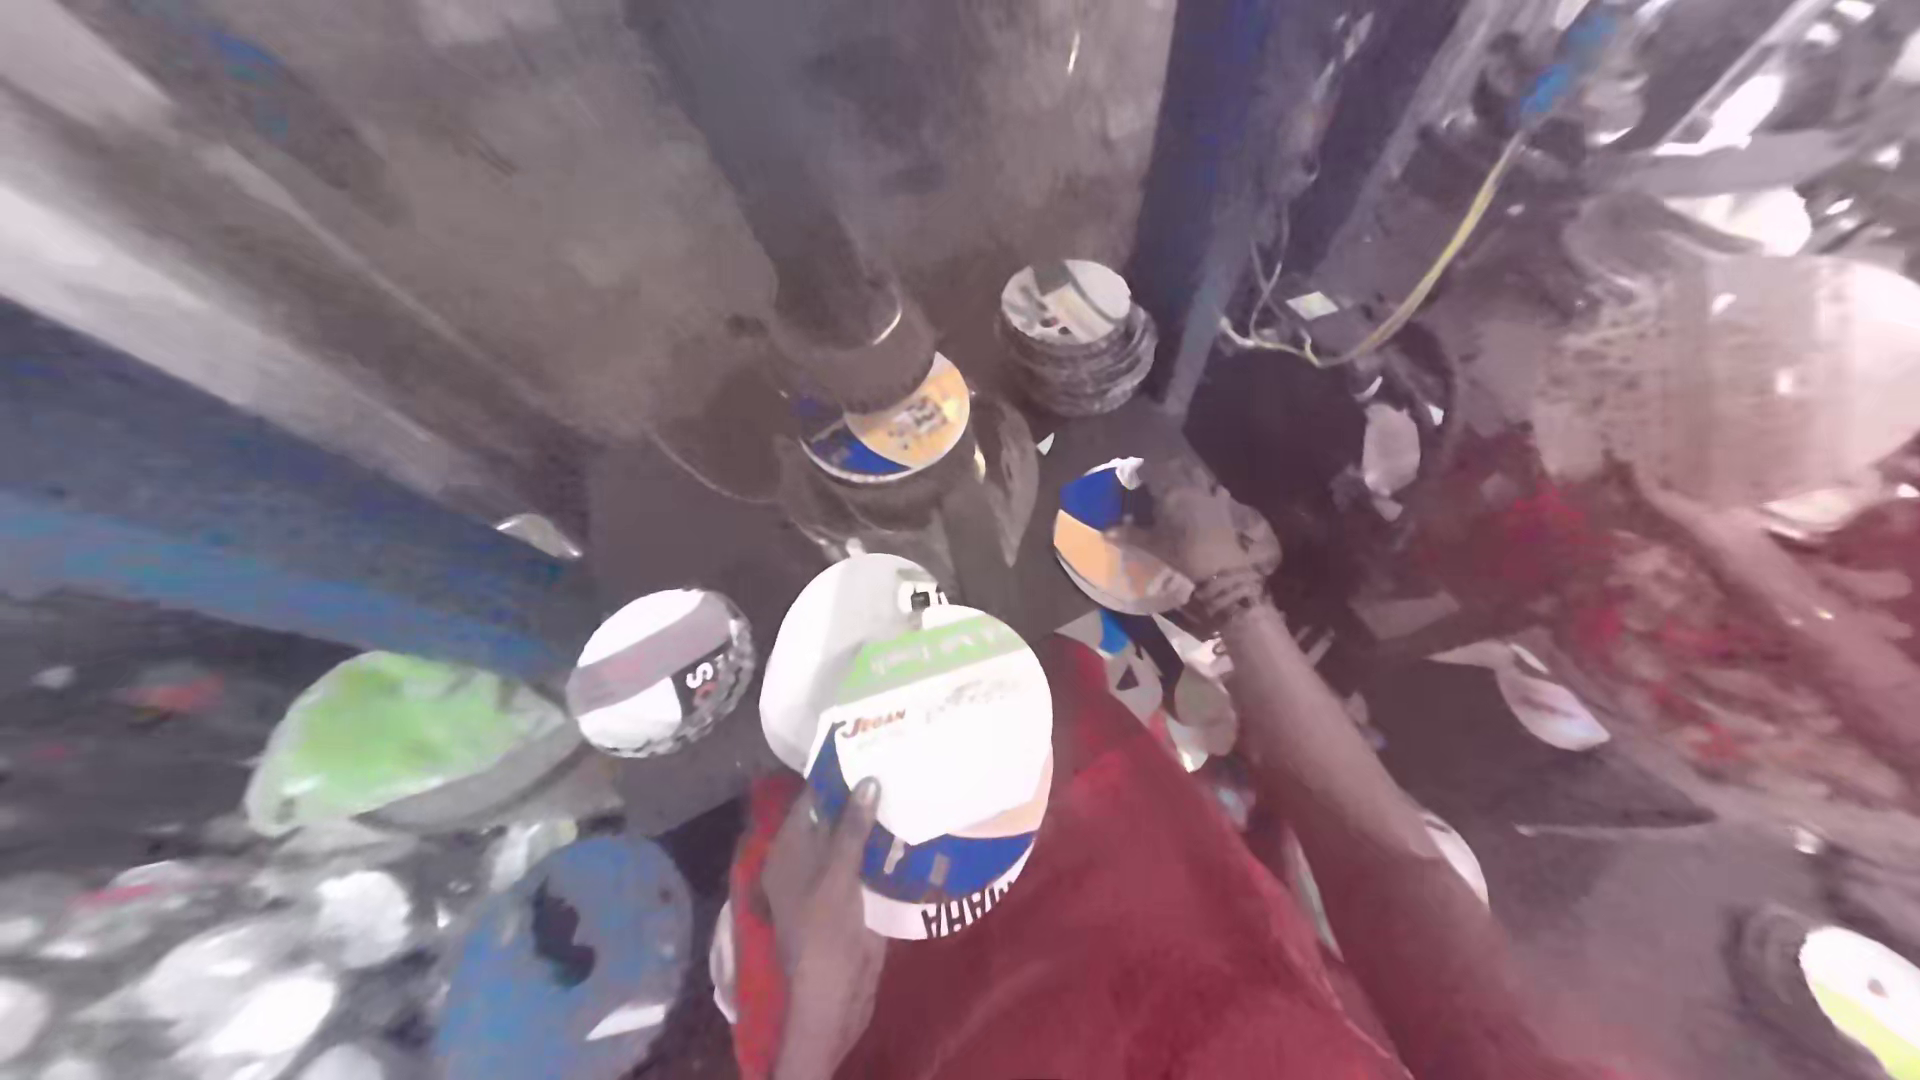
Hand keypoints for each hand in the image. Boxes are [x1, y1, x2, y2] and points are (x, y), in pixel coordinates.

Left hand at [761, 778, 884, 1079]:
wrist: (835, 998)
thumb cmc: (823, 934)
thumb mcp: (836, 877)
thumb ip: (852, 828)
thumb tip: (869, 780)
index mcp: (789, 850)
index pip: (811, 799)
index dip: (836, 775)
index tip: (867, 745)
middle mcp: (808, 857)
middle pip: (835, 815)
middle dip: (862, 792)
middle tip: (895, 758)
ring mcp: (833, 875)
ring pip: (855, 835)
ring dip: (878, 816)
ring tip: (909, 779)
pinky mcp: (856, 892)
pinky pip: (870, 857)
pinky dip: (887, 841)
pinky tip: (912, 821)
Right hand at [1115, 458, 1280, 581]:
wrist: (1219, 565)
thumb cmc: (1180, 552)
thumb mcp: (1152, 544)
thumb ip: (1129, 535)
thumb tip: (1105, 532)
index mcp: (1169, 492)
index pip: (1152, 472)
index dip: (1142, 470)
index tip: (1135, 473)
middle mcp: (1189, 487)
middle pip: (1176, 467)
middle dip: (1165, 468)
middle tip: (1156, 477)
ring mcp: (1209, 494)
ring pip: (1197, 473)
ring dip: (1187, 473)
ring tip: (1180, 481)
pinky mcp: (1224, 505)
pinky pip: (1217, 489)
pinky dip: (1210, 489)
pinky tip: (1207, 496)